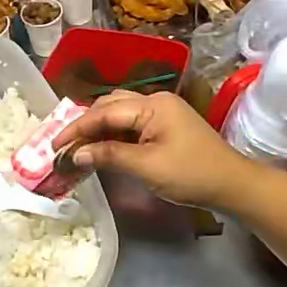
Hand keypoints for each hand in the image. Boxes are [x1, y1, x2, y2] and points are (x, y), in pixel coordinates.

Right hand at [55, 90, 254, 208]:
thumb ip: (109, 156)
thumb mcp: (147, 167)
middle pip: (110, 106)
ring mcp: (163, 113)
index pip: (105, 112)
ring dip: (98, 130)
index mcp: (153, 104)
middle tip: (62, 146)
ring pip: (120, 115)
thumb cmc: (191, 174)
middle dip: (85, 125)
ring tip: (77, 147)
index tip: (54, 146)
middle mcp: (156, 101)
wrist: (232, 185)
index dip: (77, 128)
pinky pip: (132, 125)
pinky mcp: (166, 127)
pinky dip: (113, 136)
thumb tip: (76, 154)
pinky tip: (101, 149)